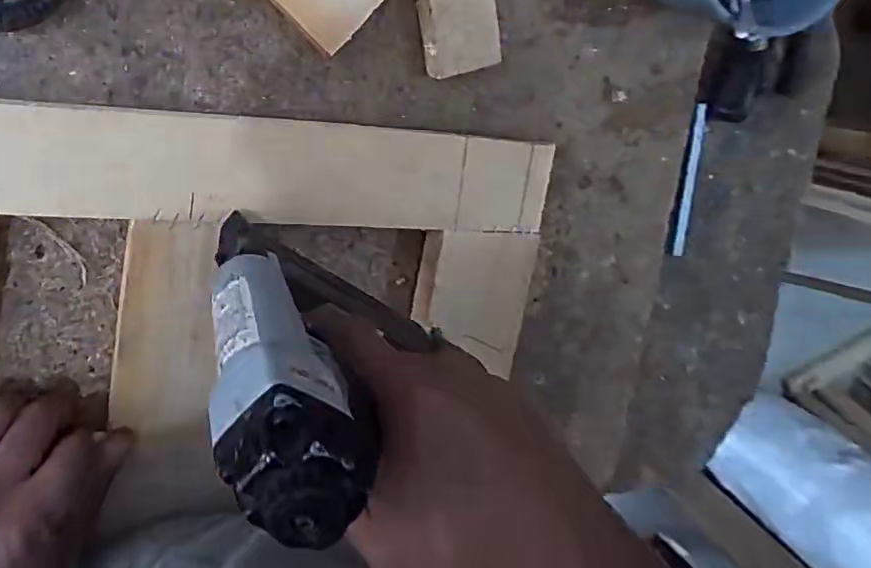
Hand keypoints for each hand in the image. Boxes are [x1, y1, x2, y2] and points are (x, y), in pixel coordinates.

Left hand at [0, 384, 134, 567]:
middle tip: (72, 416)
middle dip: (65, 408)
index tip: (98, 440)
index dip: (93, 439)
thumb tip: (121, 437)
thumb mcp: (67, 552)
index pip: (77, 446)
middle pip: (39, 416)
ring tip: (33, 419)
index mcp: (32, 520)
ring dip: (23, 408)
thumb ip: (94, 490)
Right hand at [318, 319, 663, 567]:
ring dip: (412, 399)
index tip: (300, 337)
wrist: (570, 560)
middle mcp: (449, 367)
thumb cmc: (465, 539)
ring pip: (434, 376)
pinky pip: (468, 396)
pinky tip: (457, 462)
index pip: (351, 331)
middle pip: (393, 356)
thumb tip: (317, 464)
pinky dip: (449, 414)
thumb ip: (340, 487)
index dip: (321, 327)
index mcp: (410, 383)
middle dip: (367, 380)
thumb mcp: (383, 529)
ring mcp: (490, 383)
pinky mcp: (520, 406)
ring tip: (408, 448)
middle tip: (353, 420)